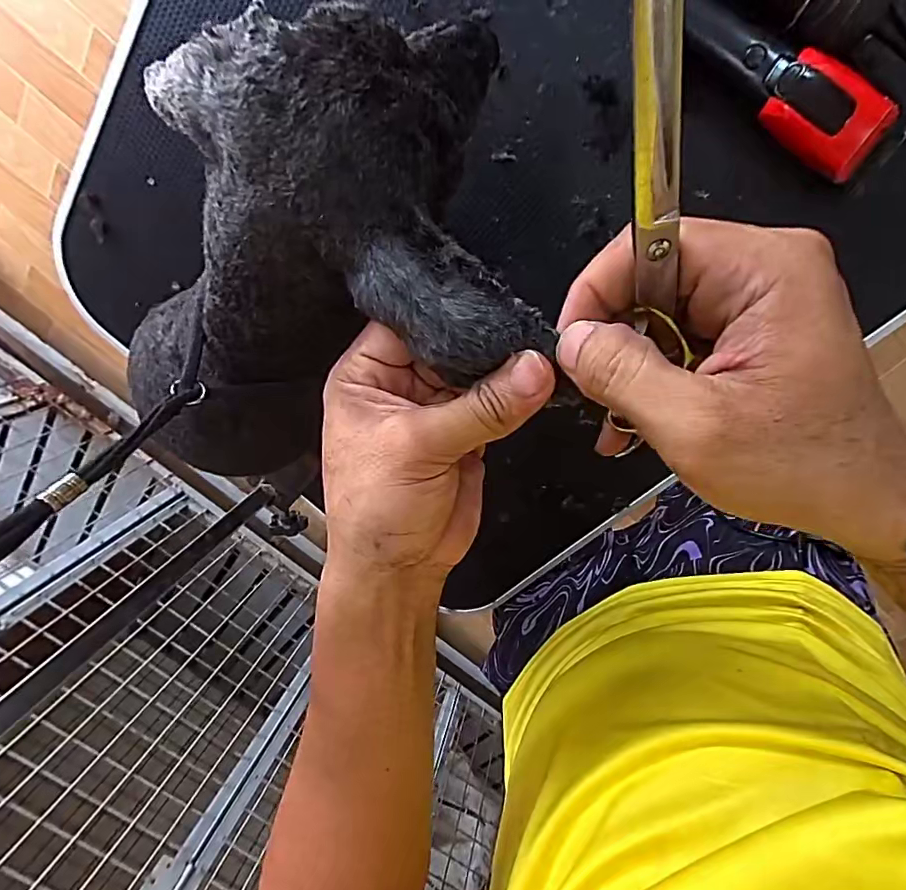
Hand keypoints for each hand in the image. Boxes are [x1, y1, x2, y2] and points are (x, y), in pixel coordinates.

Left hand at [320, 322, 552, 581]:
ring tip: (538, 361)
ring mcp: (439, 413)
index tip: (493, 305)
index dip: (449, 312)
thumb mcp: (421, 447)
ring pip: (479, 378)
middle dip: (487, 343)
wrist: (403, 568)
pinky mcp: (469, 436)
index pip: (410, 323)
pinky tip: (536, 389)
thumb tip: (531, 371)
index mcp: (368, 376)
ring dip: (507, 373)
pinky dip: (517, 402)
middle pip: (452, 348)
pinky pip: (498, 409)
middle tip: (526, 334)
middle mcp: (403, 389)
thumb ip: (482, 408)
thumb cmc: (376, 512)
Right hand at [556, 218, 905, 561]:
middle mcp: (773, 269)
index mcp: (766, 269)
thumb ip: (623, 374)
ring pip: (671, 314)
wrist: (865, 498)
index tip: (573, 345)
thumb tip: (575, 341)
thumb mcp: (695, 427)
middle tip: (603, 398)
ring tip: (627, 422)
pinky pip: (696, 338)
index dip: (598, 291)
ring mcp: (771, 300)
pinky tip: (653, 417)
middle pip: (659, 280)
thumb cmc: (803, 467)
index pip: (650, 243)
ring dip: (642, 368)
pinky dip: (668, 377)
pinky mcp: (766, 332)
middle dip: (622, 341)